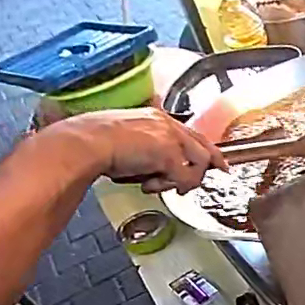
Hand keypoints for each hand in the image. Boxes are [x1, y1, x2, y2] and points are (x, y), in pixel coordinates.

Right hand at [27, 108, 223, 191]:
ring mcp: (171, 138)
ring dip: (179, 181)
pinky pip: (185, 178)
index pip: (195, 135)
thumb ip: (150, 150)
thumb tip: (159, 169)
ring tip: (153, 183)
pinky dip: (169, 187)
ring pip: (199, 166)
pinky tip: (149, 185)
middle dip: (200, 171)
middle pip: (205, 149)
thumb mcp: (130, 141)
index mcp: (159, 117)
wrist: (86, 143)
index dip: (208, 152)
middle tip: (185, 187)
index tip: (218, 165)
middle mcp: (169, 124)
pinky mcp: (169, 155)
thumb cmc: (97, 143)